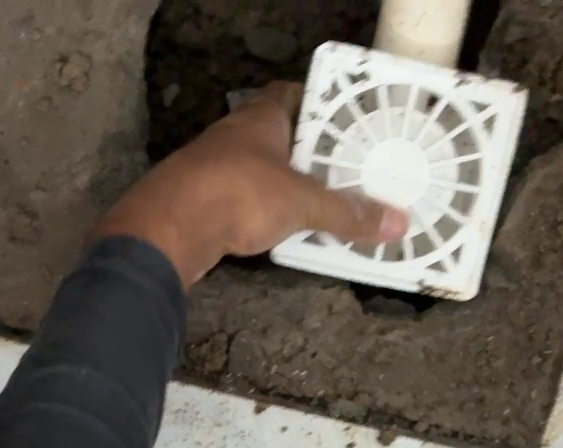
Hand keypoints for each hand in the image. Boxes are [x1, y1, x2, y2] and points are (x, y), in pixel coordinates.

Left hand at [93, 83, 408, 286]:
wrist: (168, 231)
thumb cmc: (237, 194)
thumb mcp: (302, 203)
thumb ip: (346, 213)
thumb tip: (394, 223)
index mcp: (260, 118)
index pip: (292, 96)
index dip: (317, 106)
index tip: (343, 123)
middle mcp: (234, 138)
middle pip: (277, 140)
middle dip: (305, 158)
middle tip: (340, 175)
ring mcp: (212, 172)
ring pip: (256, 177)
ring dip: (280, 192)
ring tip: (315, 210)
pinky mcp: (199, 207)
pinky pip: (239, 208)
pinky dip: (258, 219)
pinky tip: (275, 236)